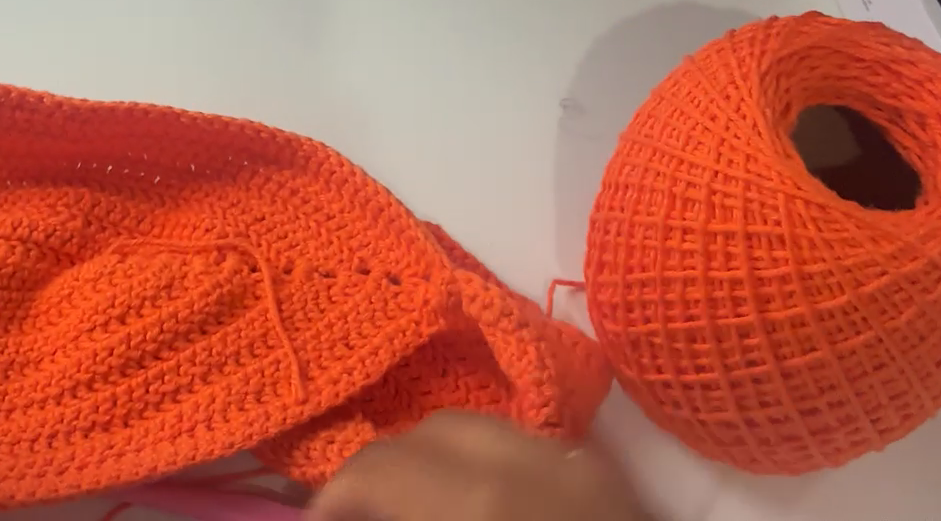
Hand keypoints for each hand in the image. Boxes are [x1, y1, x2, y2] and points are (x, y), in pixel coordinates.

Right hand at [307, 412, 650, 520]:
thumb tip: (341, 520)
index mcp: (483, 506)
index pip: (382, 466)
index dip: (336, 496)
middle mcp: (529, 462)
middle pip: (426, 434)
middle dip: (383, 474)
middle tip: (362, 520)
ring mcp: (575, 462)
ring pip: (475, 428)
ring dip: (432, 464)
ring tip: (416, 512)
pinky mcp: (605, 475)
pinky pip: (521, 444)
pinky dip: (484, 465)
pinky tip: (479, 507)